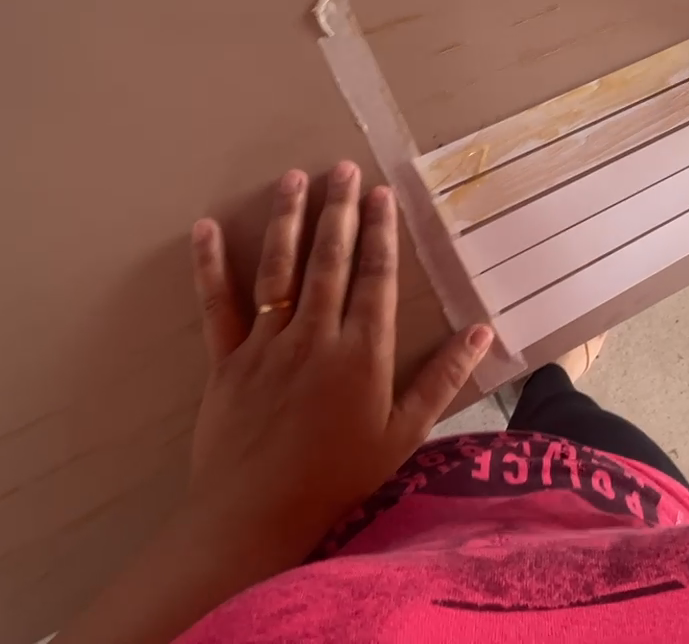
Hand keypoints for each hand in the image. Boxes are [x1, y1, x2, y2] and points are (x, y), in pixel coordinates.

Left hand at [184, 162, 493, 557]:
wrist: (254, 520)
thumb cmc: (341, 476)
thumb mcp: (405, 432)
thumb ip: (443, 378)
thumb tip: (483, 332)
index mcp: (363, 351)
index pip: (375, 276)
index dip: (380, 231)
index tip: (381, 193)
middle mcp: (316, 336)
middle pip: (329, 260)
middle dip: (338, 210)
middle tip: (343, 168)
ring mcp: (267, 345)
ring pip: (279, 270)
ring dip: (287, 221)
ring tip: (293, 178)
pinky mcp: (226, 361)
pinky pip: (217, 306)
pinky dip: (209, 266)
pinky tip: (205, 227)